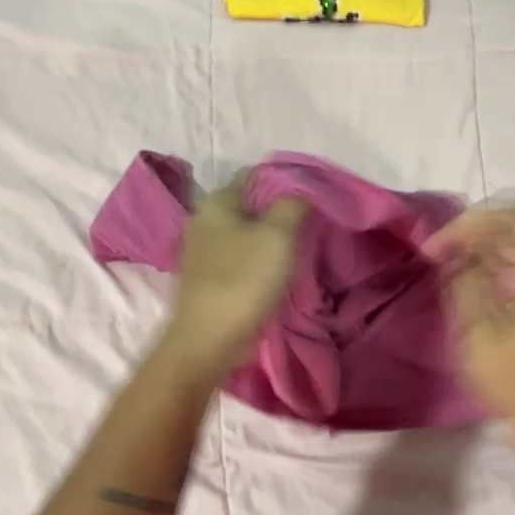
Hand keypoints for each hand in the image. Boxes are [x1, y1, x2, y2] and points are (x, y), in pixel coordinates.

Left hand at [159, 177, 309, 378]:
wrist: (209, 340)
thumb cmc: (244, 281)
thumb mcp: (279, 235)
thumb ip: (293, 204)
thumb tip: (302, 191)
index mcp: (216, 201)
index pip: (255, 175)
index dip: (286, 181)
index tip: (313, 199)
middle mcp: (202, 219)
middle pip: (249, 204)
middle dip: (278, 212)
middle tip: (310, 226)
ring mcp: (201, 250)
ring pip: (243, 232)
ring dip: (268, 239)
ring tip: (297, 250)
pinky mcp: (205, 277)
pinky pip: (237, 258)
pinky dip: (256, 260)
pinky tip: (274, 273)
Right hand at [428, 202, 514, 427]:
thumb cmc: (511, 381)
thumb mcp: (479, 334)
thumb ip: (466, 283)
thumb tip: (456, 253)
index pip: (514, 221)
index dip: (470, 224)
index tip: (436, 247)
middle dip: (478, 224)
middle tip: (445, 244)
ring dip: (486, 237)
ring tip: (452, 254)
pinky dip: (497, 252)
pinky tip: (470, 265)